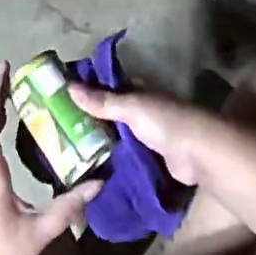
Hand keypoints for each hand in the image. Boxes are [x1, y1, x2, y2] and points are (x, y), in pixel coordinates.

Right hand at [67, 83, 209, 185]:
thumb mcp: (131, 106)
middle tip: (58, 129)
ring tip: (66, 151)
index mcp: (140, 92)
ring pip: (116, 136)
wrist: (197, 154)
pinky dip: (110, 160)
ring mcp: (147, 136)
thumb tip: (69, 86)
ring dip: (98, 142)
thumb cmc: (165, 122)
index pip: (109, 87)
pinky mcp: (150, 159)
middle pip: (111, 113)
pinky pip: (124, 157)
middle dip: (89, 120)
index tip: (61, 97)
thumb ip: (102, 100)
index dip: (88, 89)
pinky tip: (89, 168)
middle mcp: (143, 111)